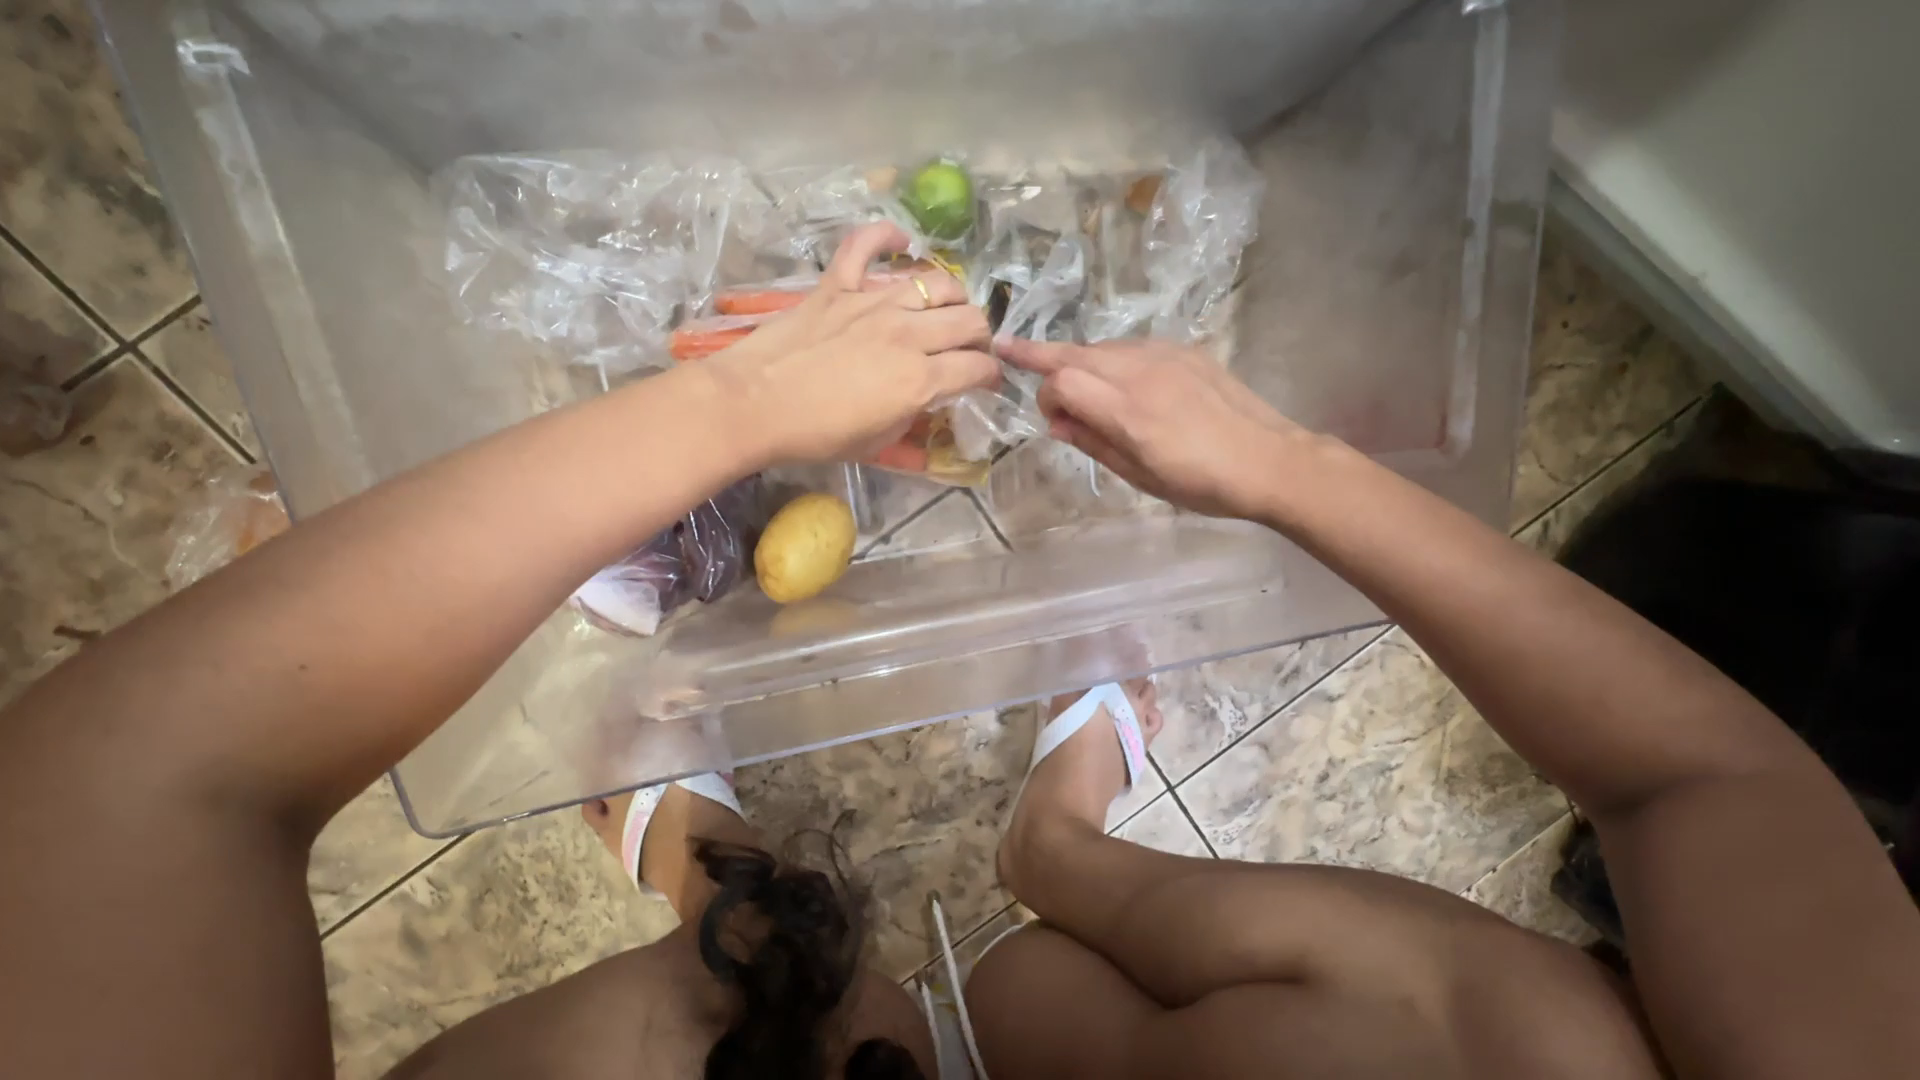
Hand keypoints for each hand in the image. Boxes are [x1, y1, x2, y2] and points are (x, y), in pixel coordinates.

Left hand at [701, 223, 998, 464]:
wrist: (753, 405)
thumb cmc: (815, 435)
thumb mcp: (877, 442)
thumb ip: (912, 414)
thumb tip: (926, 395)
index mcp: (920, 379)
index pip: (978, 367)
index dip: (991, 376)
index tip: (987, 381)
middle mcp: (907, 333)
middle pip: (969, 321)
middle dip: (981, 337)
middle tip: (969, 349)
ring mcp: (872, 302)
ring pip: (937, 282)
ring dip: (952, 298)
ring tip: (944, 310)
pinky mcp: (839, 285)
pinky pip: (866, 245)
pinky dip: (886, 236)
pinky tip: (901, 241)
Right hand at [1000, 338, 1317, 520]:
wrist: (1270, 461)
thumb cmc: (1202, 484)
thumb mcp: (1140, 476)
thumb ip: (1093, 443)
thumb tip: (1056, 422)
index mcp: (1128, 412)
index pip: (1062, 381)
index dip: (1045, 396)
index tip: (1050, 418)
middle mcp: (1142, 373)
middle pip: (1074, 352)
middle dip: (1039, 354)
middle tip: (1009, 348)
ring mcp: (1166, 356)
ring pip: (1102, 347)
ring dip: (1080, 361)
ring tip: (1080, 386)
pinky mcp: (1186, 351)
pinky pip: (1133, 347)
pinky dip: (1112, 360)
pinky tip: (1123, 383)